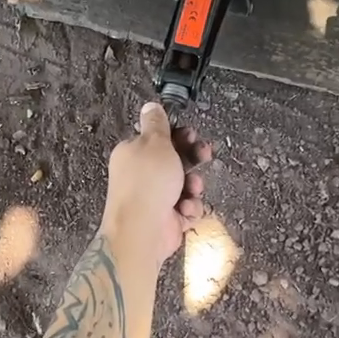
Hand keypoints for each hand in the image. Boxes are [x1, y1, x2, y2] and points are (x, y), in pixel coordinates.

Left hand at [100, 102, 212, 268]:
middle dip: (192, 159)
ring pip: (185, 185)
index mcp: (134, 153)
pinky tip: (184, 210)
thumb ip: (157, 124)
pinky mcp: (166, 218)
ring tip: (192, 189)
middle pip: (176, 160)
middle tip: (203, 154)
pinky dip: (189, 208)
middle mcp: (142, 175)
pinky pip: (187, 207)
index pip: (159, 138)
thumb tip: (151, 106)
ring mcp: (154, 198)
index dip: (179, 135)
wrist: (142, 231)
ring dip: (193, 186)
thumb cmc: (145, 186)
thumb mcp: (155, 143)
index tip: (191, 135)